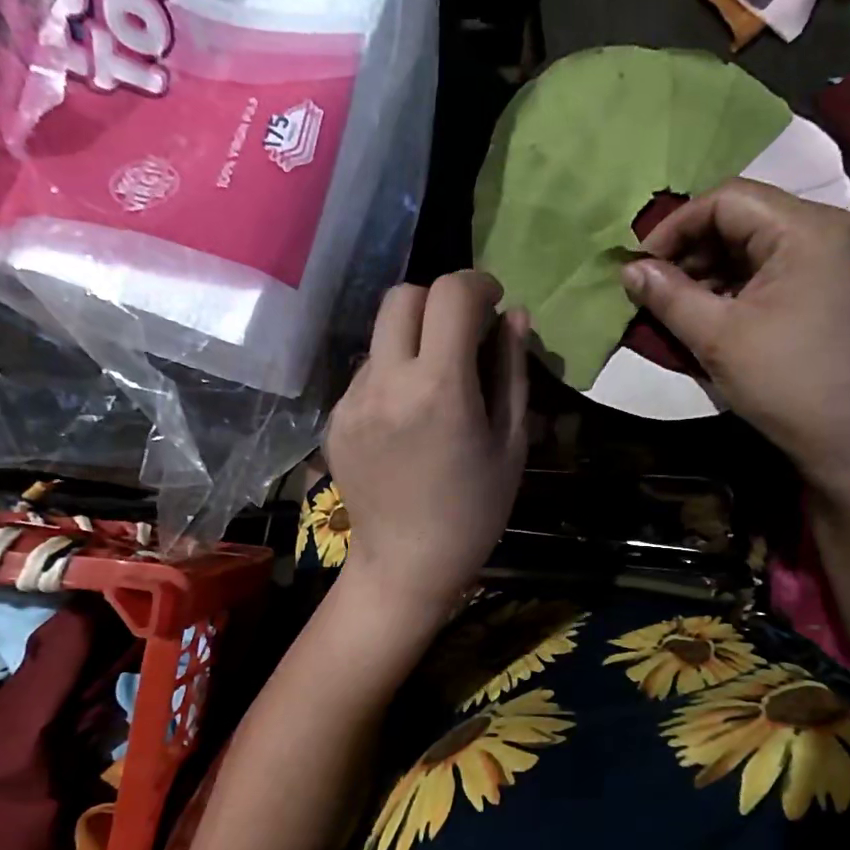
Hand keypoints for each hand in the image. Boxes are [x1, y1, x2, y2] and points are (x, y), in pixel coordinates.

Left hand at [325, 271, 528, 607]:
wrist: (406, 564)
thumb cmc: (475, 510)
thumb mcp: (510, 443)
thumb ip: (511, 371)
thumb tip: (515, 316)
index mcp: (440, 388)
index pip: (450, 294)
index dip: (478, 285)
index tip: (493, 304)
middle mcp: (387, 382)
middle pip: (403, 296)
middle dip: (439, 301)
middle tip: (463, 334)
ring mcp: (352, 400)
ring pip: (381, 335)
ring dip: (414, 340)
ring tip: (436, 385)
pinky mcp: (334, 419)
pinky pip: (366, 372)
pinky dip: (392, 374)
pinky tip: (407, 417)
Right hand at [622, 178, 849, 488]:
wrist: (845, 438)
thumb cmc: (782, 382)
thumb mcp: (716, 336)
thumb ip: (668, 295)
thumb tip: (628, 269)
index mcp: (810, 229)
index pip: (729, 200)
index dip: (677, 226)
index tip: (642, 263)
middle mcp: (833, 226)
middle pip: (745, 216)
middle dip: (693, 248)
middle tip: (656, 284)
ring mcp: (839, 253)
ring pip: (758, 240)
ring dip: (712, 266)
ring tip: (677, 299)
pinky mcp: (836, 280)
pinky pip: (776, 263)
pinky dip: (738, 280)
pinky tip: (710, 306)